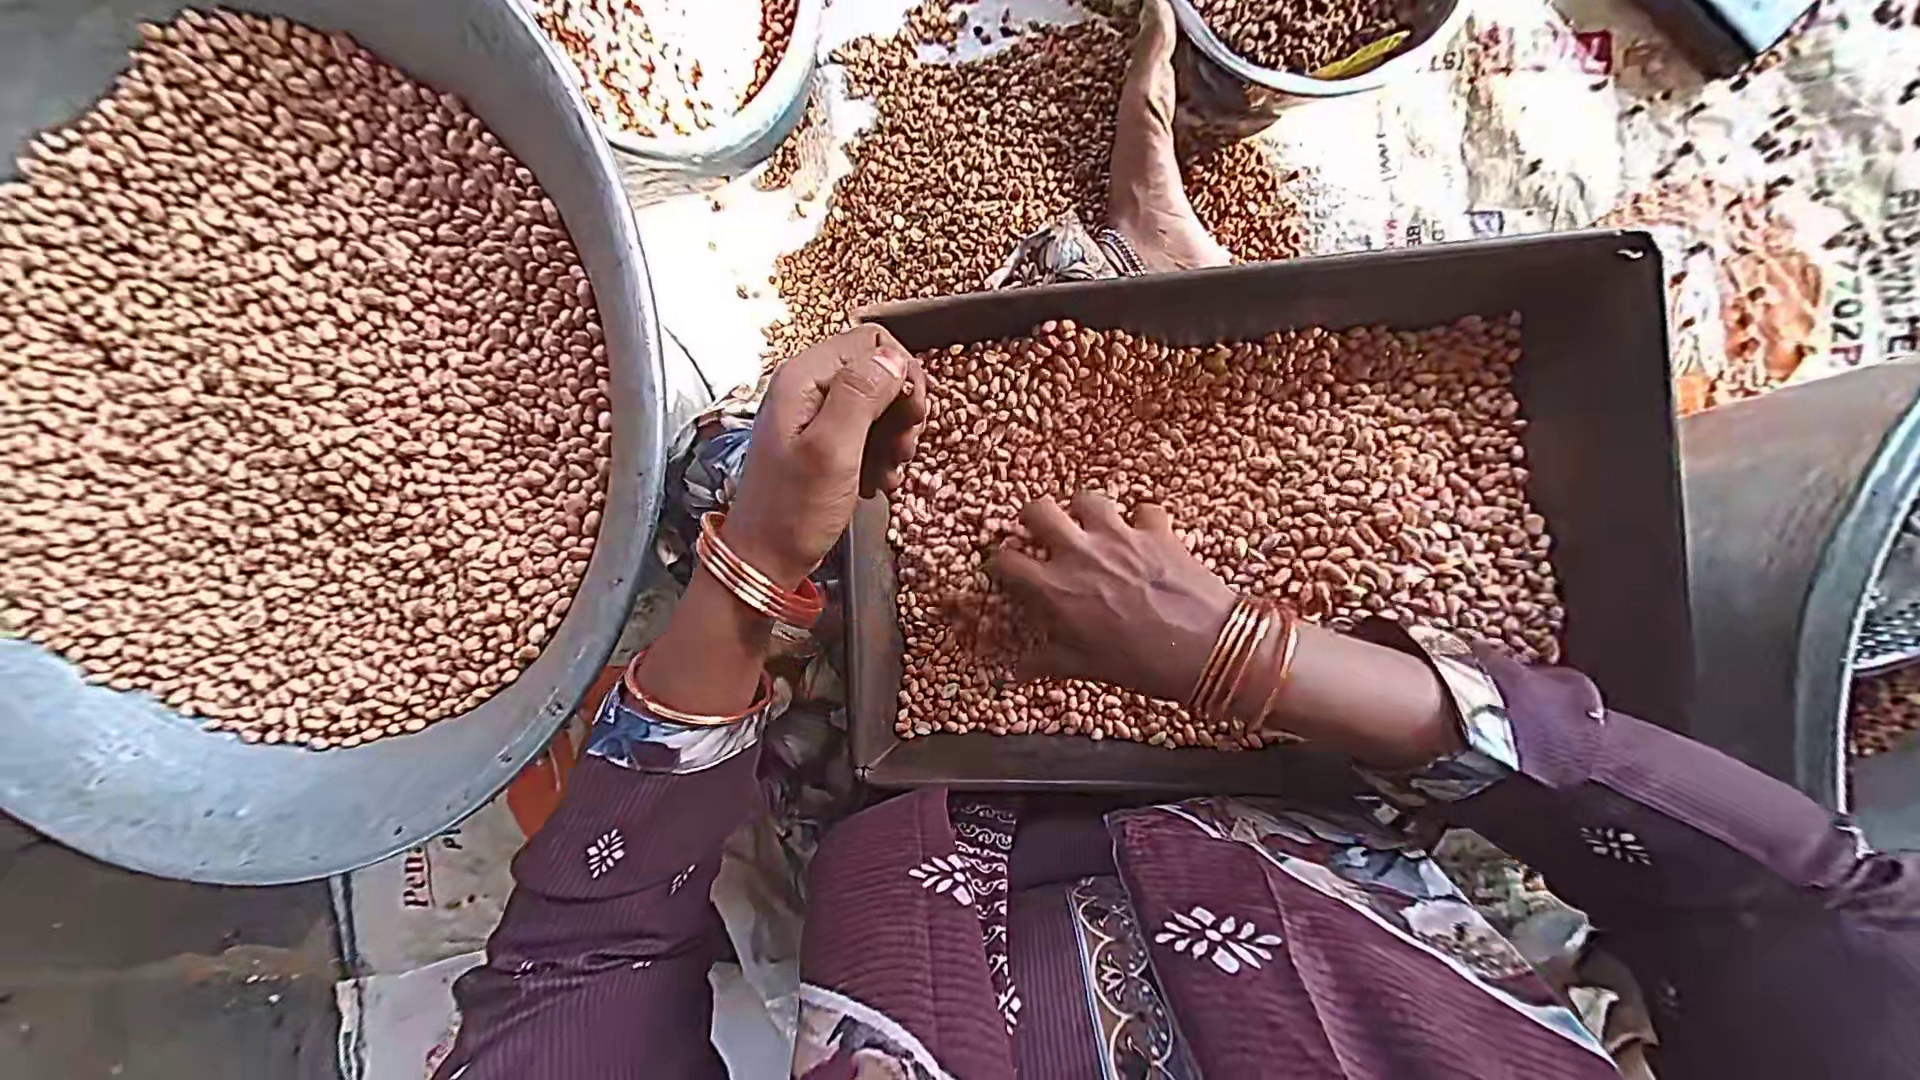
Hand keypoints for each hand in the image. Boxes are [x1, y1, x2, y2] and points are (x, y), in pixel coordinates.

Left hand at [724, 325, 927, 588]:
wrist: (766, 560)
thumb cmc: (792, 510)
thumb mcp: (831, 450)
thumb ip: (861, 396)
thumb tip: (894, 359)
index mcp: (805, 378)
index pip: (873, 343)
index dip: (903, 374)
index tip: (913, 416)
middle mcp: (810, 388)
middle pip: (879, 373)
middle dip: (901, 411)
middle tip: (902, 451)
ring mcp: (817, 416)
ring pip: (879, 406)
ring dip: (894, 439)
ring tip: (887, 473)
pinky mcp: (825, 443)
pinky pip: (868, 434)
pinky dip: (881, 456)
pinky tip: (877, 482)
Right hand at [993, 491, 1232, 703]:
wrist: (1208, 651)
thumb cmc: (1141, 664)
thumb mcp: (1087, 666)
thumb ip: (1047, 661)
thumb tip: (1014, 674)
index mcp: (1057, 588)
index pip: (1007, 561)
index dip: (999, 562)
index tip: (1005, 567)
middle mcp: (1081, 554)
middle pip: (1038, 510)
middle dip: (1032, 517)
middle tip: (1040, 530)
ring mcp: (1119, 537)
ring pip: (1087, 499)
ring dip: (1084, 510)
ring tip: (1089, 525)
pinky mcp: (1156, 531)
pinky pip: (1144, 509)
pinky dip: (1143, 519)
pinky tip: (1145, 533)